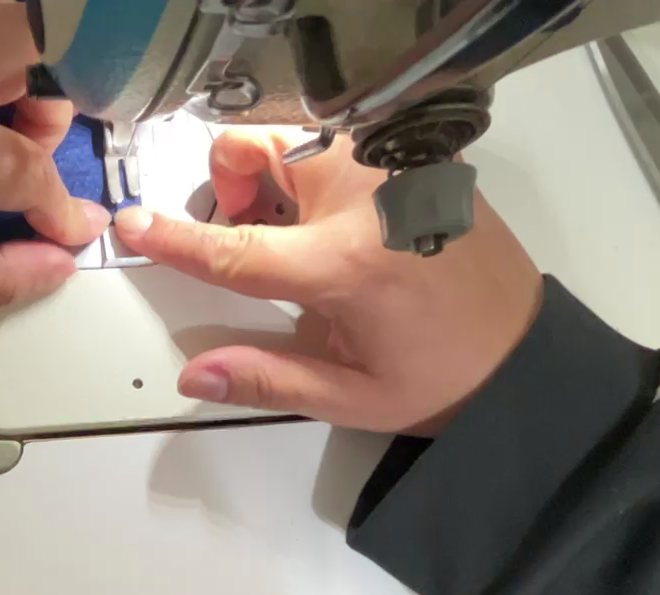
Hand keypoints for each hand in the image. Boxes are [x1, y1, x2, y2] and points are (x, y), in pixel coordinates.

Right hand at [114, 131, 543, 434]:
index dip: (175, 238)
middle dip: (231, 180)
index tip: (134, 224)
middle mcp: (371, 197)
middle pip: (260, 145)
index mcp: (346, 265)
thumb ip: (267, 381)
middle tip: (250, 231)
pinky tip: (339, 219)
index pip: (235, 248)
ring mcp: (401, 167)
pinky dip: (315, 168)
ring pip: (299, 132)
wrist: (526, 353)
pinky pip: (343, 138)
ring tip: (297, 231)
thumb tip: (197, 374)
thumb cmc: (442, 379)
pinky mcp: (423, 158)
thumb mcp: (348, 398)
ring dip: (273, 173)